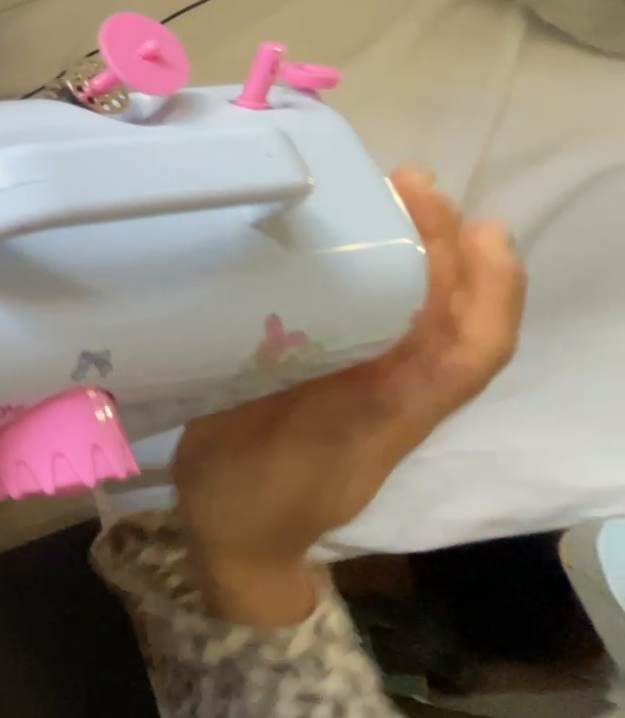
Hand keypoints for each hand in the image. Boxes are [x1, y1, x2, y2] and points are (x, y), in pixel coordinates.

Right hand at [172, 168, 525, 627]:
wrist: (237, 535)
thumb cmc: (249, 496)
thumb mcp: (268, 452)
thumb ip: (305, 403)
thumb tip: (330, 340)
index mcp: (385, 412)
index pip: (465, 348)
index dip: (481, 289)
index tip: (471, 225)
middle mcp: (388, 394)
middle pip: (445, 318)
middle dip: (447, 250)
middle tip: (409, 183)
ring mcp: (359, 387)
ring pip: (414, 318)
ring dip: (418, 258)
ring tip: (390, 201)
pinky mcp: (324, 381)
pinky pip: (367, 325)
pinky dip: (372, 283)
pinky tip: (340, 253)